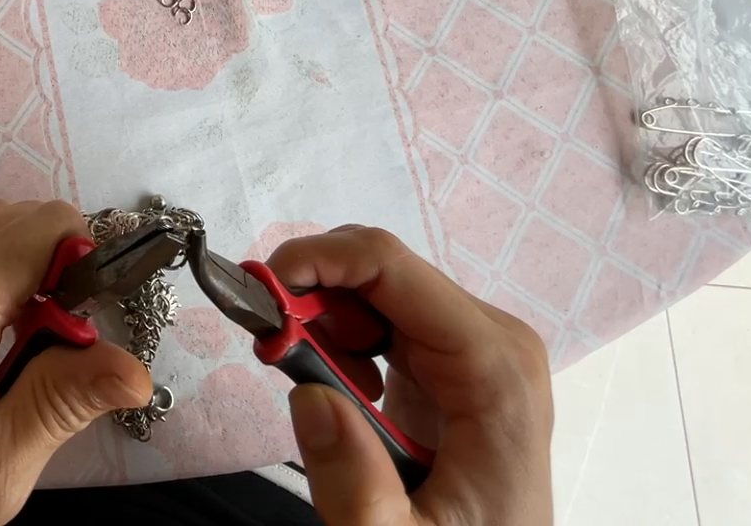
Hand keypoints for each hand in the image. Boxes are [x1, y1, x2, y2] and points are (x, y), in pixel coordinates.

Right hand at [271, 227, 553, 525]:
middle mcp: (489, 336)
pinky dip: (337, 327)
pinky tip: (343, 382)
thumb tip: (311, 397)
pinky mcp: (450, 352)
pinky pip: (378, 305)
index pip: (389, 264)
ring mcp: (472, 340)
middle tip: (277, 347)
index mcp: (491, 367)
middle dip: (310, 291)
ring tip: (315, 375)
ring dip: (320, 311)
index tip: (259, 298)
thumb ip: (357, 487)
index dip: (315, 262)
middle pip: (376, 264)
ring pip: (370, 279)